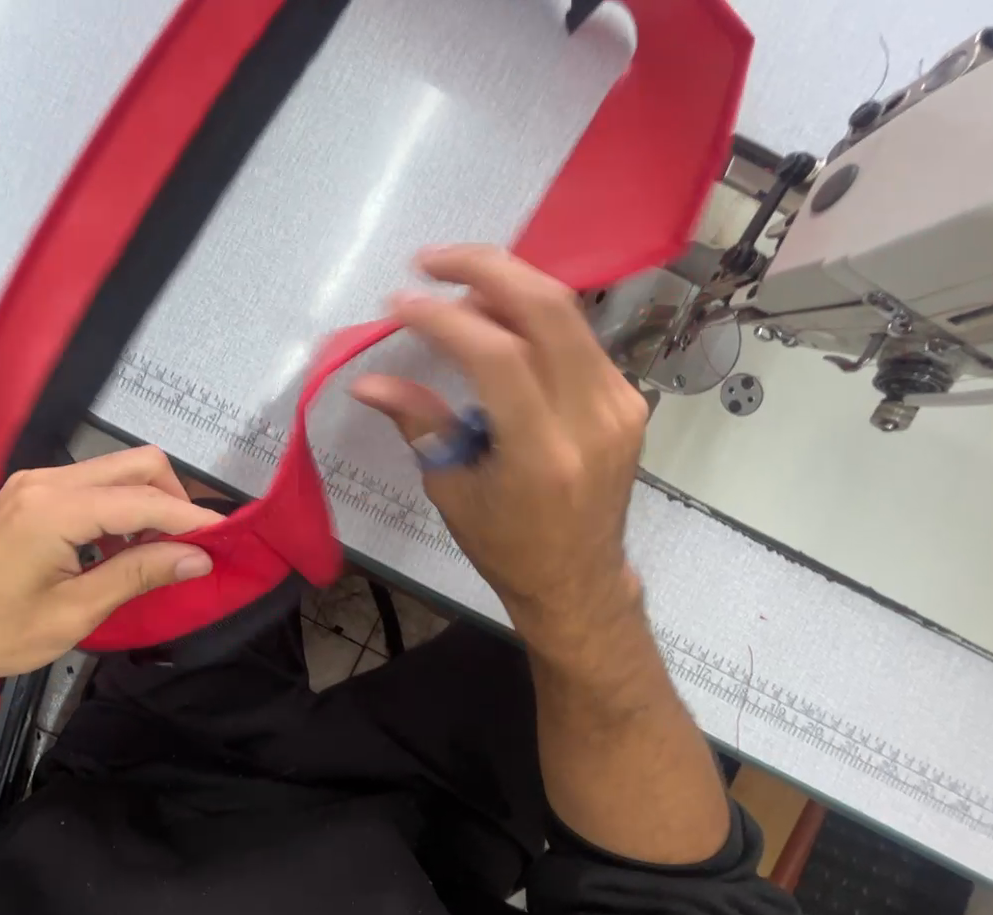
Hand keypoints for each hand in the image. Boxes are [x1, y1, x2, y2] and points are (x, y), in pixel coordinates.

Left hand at [0, 446, 222, 701]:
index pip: (143, 500)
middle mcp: (43, 480)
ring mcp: (31, 482)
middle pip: (134, 465)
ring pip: (113, 470)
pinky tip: (122, 546)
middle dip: (173, 498)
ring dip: (146, 502)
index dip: (191, 518)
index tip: (227, 539)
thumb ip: (137, 575)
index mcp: (53, 509)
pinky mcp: (26, 493)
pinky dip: (118, 506)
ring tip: (161, 551)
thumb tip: (197, 558)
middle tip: (193, 546)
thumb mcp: (75, 613)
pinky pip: (89, 484)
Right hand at [350, 245, 646, 656]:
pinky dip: (530, 316)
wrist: (577, 578)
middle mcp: (592, 417)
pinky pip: (575, 337)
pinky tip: (494, 319)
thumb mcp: (450, 488)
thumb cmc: (504, 544)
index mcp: (541, 452)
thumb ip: (417, 423)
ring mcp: (619, 402)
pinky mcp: (626, 397)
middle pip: (548, 309)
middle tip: (432, 259)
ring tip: (454, 286)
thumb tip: (366, 382)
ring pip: (567, 313)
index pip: (497, 356)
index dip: (444, 319)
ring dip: (507, 286)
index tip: (399, 304)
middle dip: (485, 268)